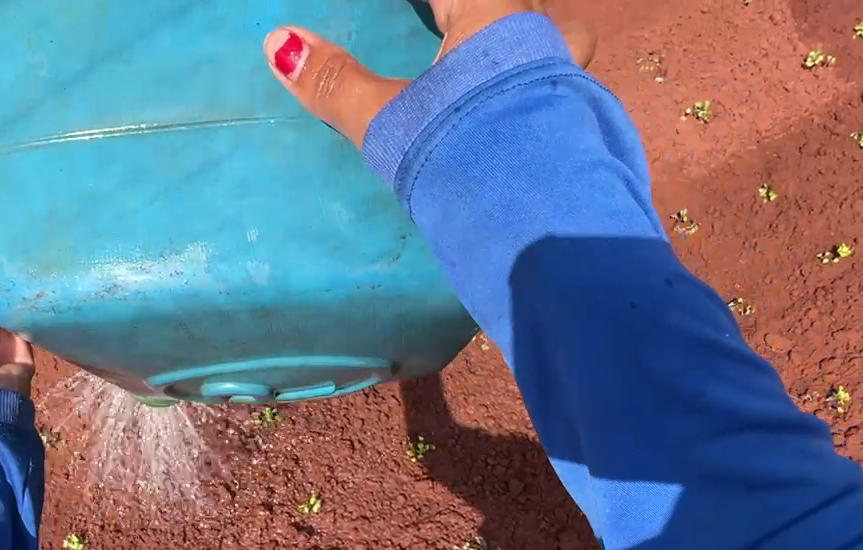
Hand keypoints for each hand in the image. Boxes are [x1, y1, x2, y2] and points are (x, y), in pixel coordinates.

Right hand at [262, 0, 594, 145]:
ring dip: (547, 45)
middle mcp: (540, 39)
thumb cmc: (458, 148)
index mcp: (491, 18)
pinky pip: (576, 93)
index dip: (430, 2)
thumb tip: (277, 43)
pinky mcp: (585, 130)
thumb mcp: (386, 120)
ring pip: (566, 41)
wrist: (532, 216)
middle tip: (469, 28)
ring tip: (523, 68)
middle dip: (496, 12)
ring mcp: (570, 83)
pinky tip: (546, 124)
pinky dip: (558, 97)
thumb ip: (335, 84)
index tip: (421, 11)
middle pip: (522, 4)